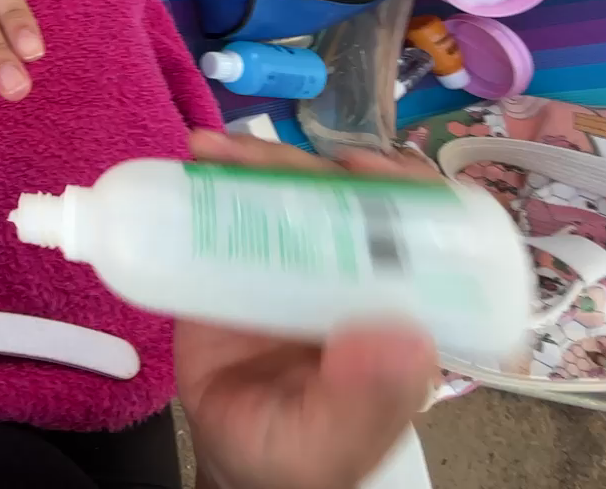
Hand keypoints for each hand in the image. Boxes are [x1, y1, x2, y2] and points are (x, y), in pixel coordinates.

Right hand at [177, 131, 441, 488]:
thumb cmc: (293, 460)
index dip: (398, 190)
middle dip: (297, 163)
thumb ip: (366, 401)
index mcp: (391, 313)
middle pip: (336, 201)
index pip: (415, 238)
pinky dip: (211, 180)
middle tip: (249, 154)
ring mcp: (287, 267)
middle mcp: (346, 280)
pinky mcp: (233, 264)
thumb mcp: (331, 444)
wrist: (223, 458)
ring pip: (282, 197)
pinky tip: (190, 164)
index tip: (356, 166)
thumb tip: (402, 327)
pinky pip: (228, 213)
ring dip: (250, 162)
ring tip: (207, 149)